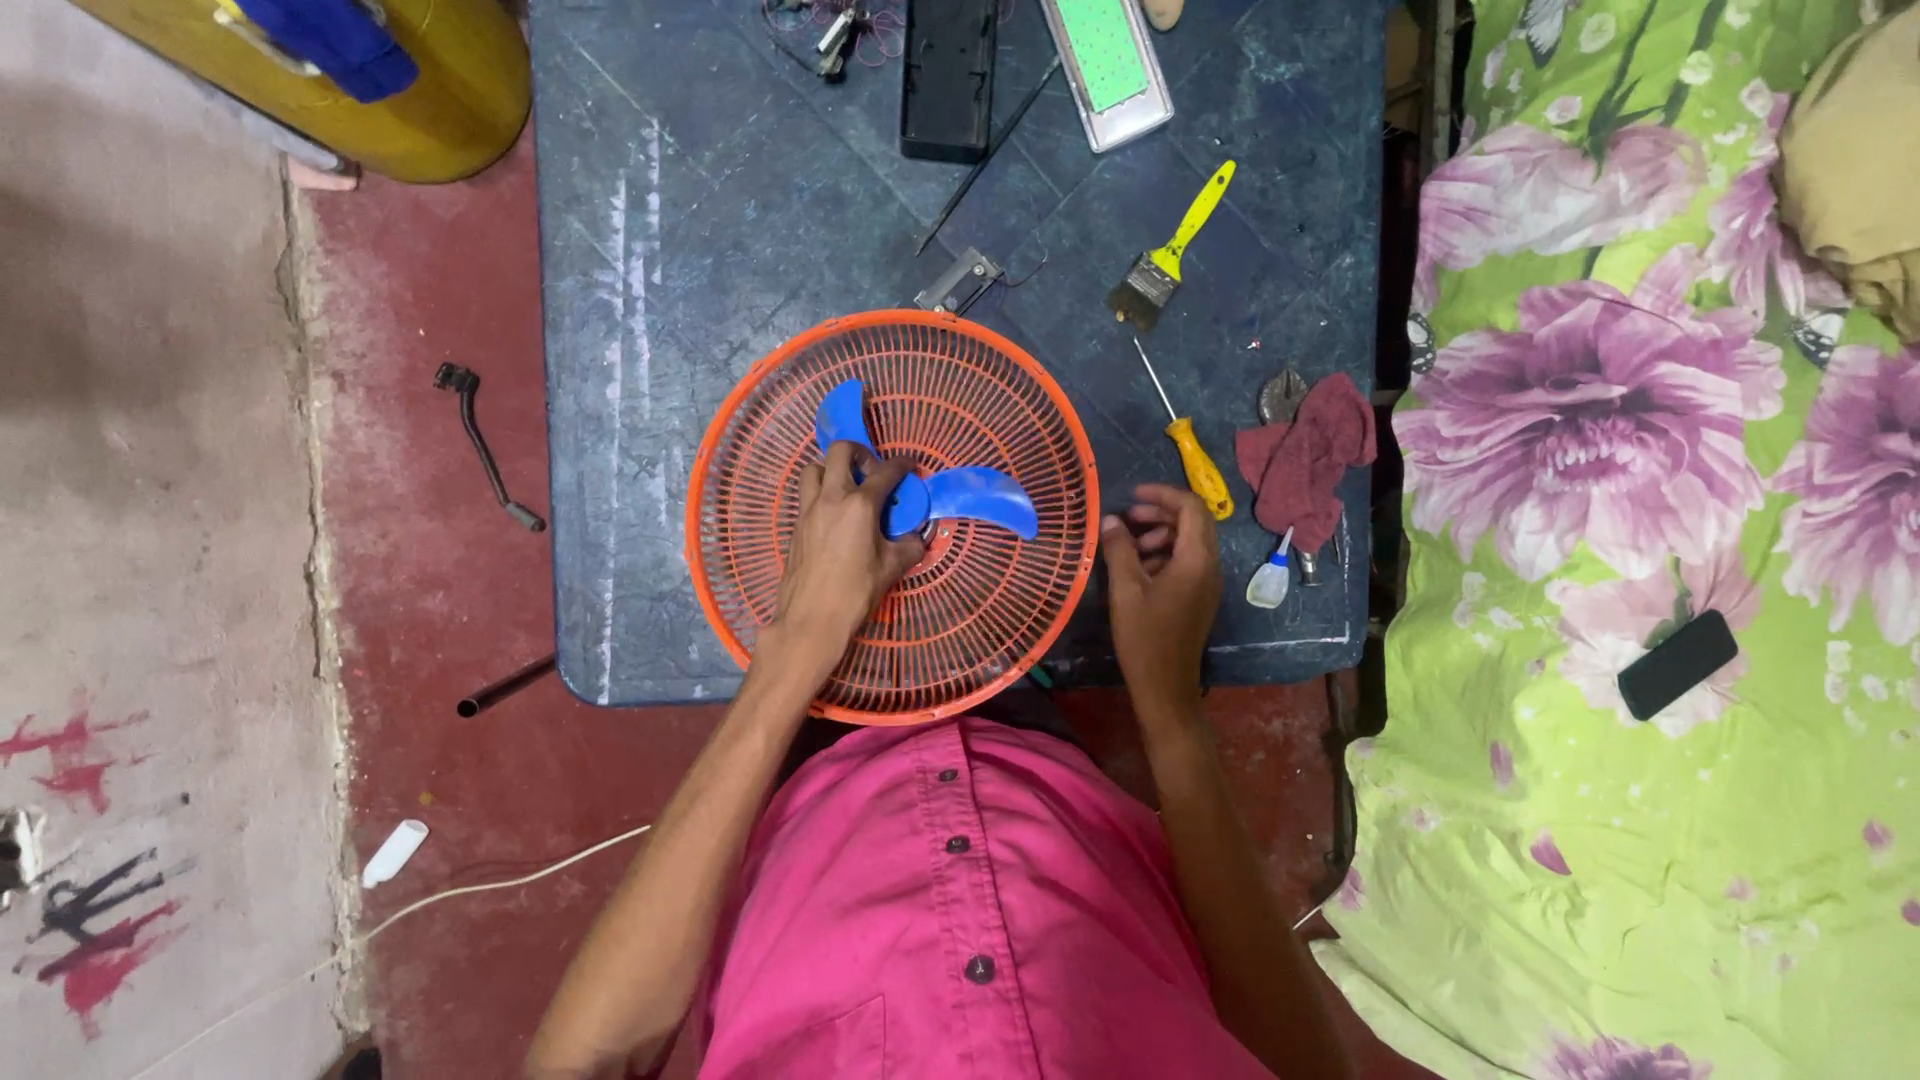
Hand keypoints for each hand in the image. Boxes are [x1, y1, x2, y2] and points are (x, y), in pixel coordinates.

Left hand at [765, 441, 925, 673]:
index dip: (902, 464)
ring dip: (832, 468)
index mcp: (860, 505)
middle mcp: (831, 497)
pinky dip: (820, 492)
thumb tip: (918, 537)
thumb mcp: (892, 568)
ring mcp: (809, 509)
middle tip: (872, 472)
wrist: (811, 618)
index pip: (885, 472)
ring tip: (847, 487)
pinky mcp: (796, 524)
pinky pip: (806, 494)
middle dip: (860, 453)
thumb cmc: (855, 592)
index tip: (910, 465)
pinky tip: (834, 514)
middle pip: (841, 452)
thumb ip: (910, 546)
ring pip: (814, 468)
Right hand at [1101, 484, 1220, 721]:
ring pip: (1191, 541)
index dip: (1163, 494)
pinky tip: (1139, 569)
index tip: (1132, 495)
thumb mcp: (1125, 590)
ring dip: (1161, 533)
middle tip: (1127, 517)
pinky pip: (1188, 560)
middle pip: (1194, 521)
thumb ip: (1119, 550)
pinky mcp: (1200, 595)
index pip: (1191, 507)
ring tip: (1129, 546)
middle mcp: (1210, 566)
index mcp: (1196, 560)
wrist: (1165, 685)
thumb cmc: (1144, 637)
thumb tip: (1110, 520)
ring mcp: (1207, 582)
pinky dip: (1165, 553)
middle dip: (1161, 511)